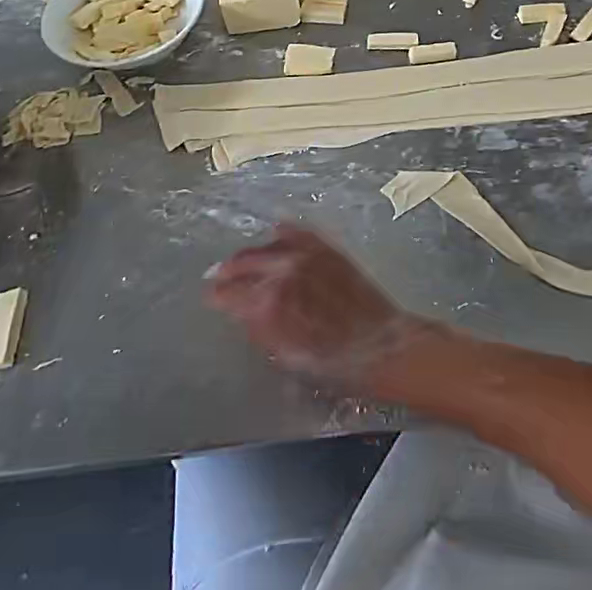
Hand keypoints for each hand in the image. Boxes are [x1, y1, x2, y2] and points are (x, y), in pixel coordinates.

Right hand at [205, 223, 422, 380]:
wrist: (380, 344)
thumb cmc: (333, 361)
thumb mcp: (286, 355)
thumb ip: (259, 329)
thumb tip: (240, 310)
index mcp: (271, 300)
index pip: (231, 291)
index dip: (218, 294)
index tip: (210, 295)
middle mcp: (287, 270)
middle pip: (247, 261)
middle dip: (230, 269)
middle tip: (219, 275)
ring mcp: (310, 255)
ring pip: (270, 245)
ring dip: (253, 253)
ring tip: (244, 260)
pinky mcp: (330, 250)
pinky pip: (302, 233)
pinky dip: (287, 233)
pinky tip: (278, 231)